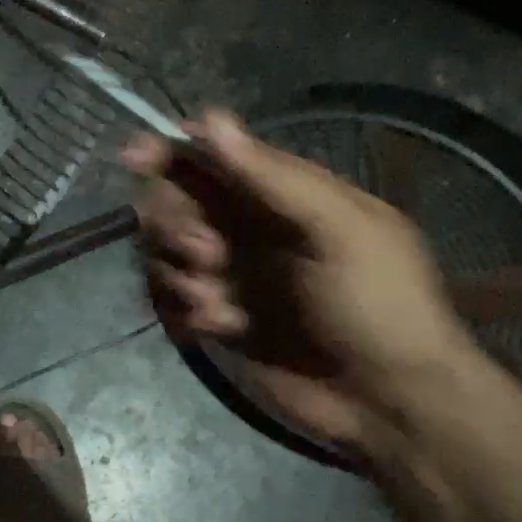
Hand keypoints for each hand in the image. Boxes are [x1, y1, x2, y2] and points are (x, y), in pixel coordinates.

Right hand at [124, 111, 491, 457]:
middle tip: (207, 257)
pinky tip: (215, 328)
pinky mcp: (215, 318)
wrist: (387, 404)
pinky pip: (166, 299)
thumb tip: (210, 118)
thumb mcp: (338, 230)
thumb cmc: (377, 306)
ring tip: (215, 305)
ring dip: (176, 275)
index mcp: (282, 197)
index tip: (134, 157)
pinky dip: (180, 310)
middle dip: (175, 227)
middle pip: (173, 204)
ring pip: (162, 253)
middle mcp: (247, 229)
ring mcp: (229, 275)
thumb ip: (271, 177)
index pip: (212, 159)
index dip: (169, 153)